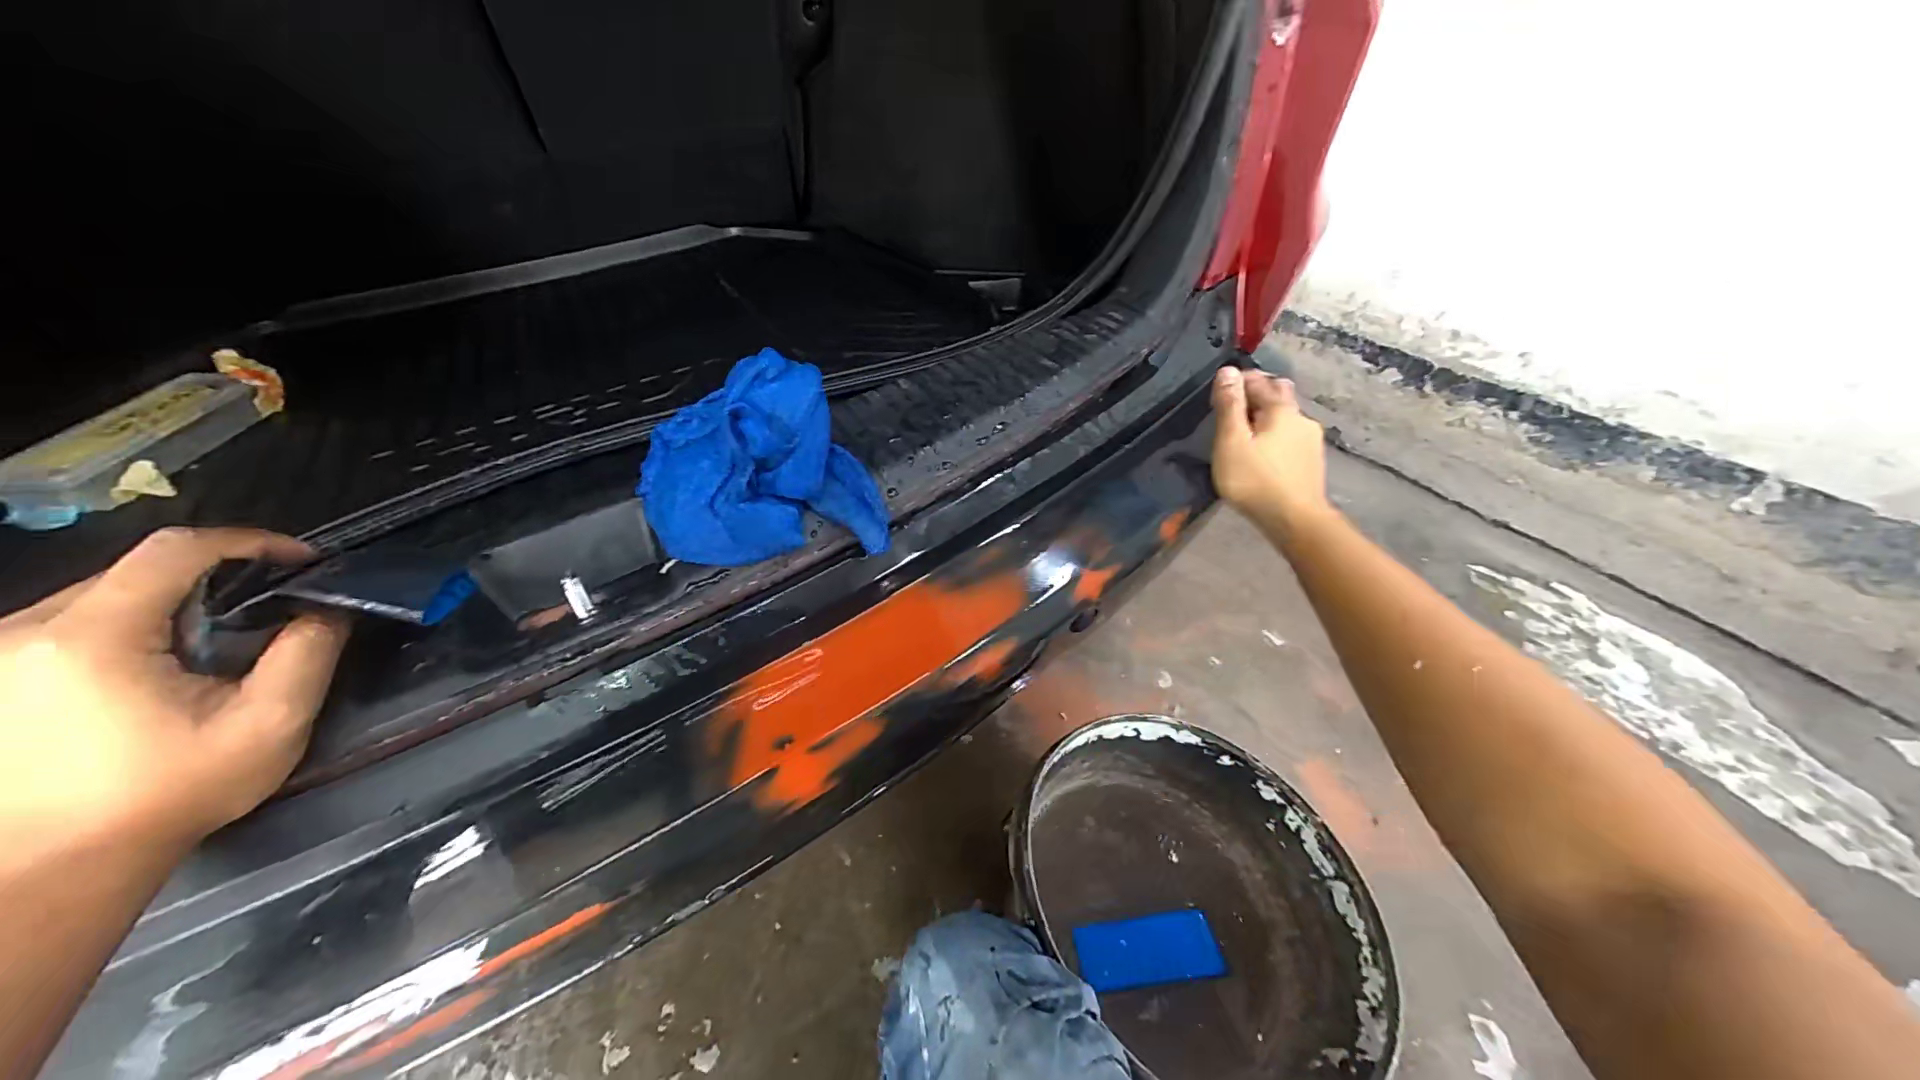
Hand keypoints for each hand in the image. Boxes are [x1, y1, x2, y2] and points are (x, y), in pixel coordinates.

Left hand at [0, 528, 347, 852]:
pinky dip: (131, 628)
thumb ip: (307, 653)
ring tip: (217, 645)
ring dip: (172, 605)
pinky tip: (159, 670)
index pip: (176, 550)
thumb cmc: (169, 794)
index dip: (250, 542)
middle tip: (269, 613)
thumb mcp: (269, 724)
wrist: (54, 871)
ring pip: (104, 596)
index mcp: (91, 637)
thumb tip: (325, 608)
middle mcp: (24, 633)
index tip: (302, 561)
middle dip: (215, 580)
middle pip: (138, 571)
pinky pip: (74, 624)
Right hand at [1209, 366, 1331, 535]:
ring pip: (1286, 417)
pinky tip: (1264, 452)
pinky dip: (1275, 436)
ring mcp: (1310, 440)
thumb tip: (1228, 371)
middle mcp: (1301, 418)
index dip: (1238, 381)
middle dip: (1257, 394)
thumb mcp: (1231, 442)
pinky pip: (1290, 437)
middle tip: (1234, 406)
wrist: (1295, 520)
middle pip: (1278, 395)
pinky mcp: (1311, 461)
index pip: (1259, 381)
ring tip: (1246, 432)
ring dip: (1267, 417)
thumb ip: (1230, 406)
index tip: (1219, 392)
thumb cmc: (1255, 480)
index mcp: (1281, 409)